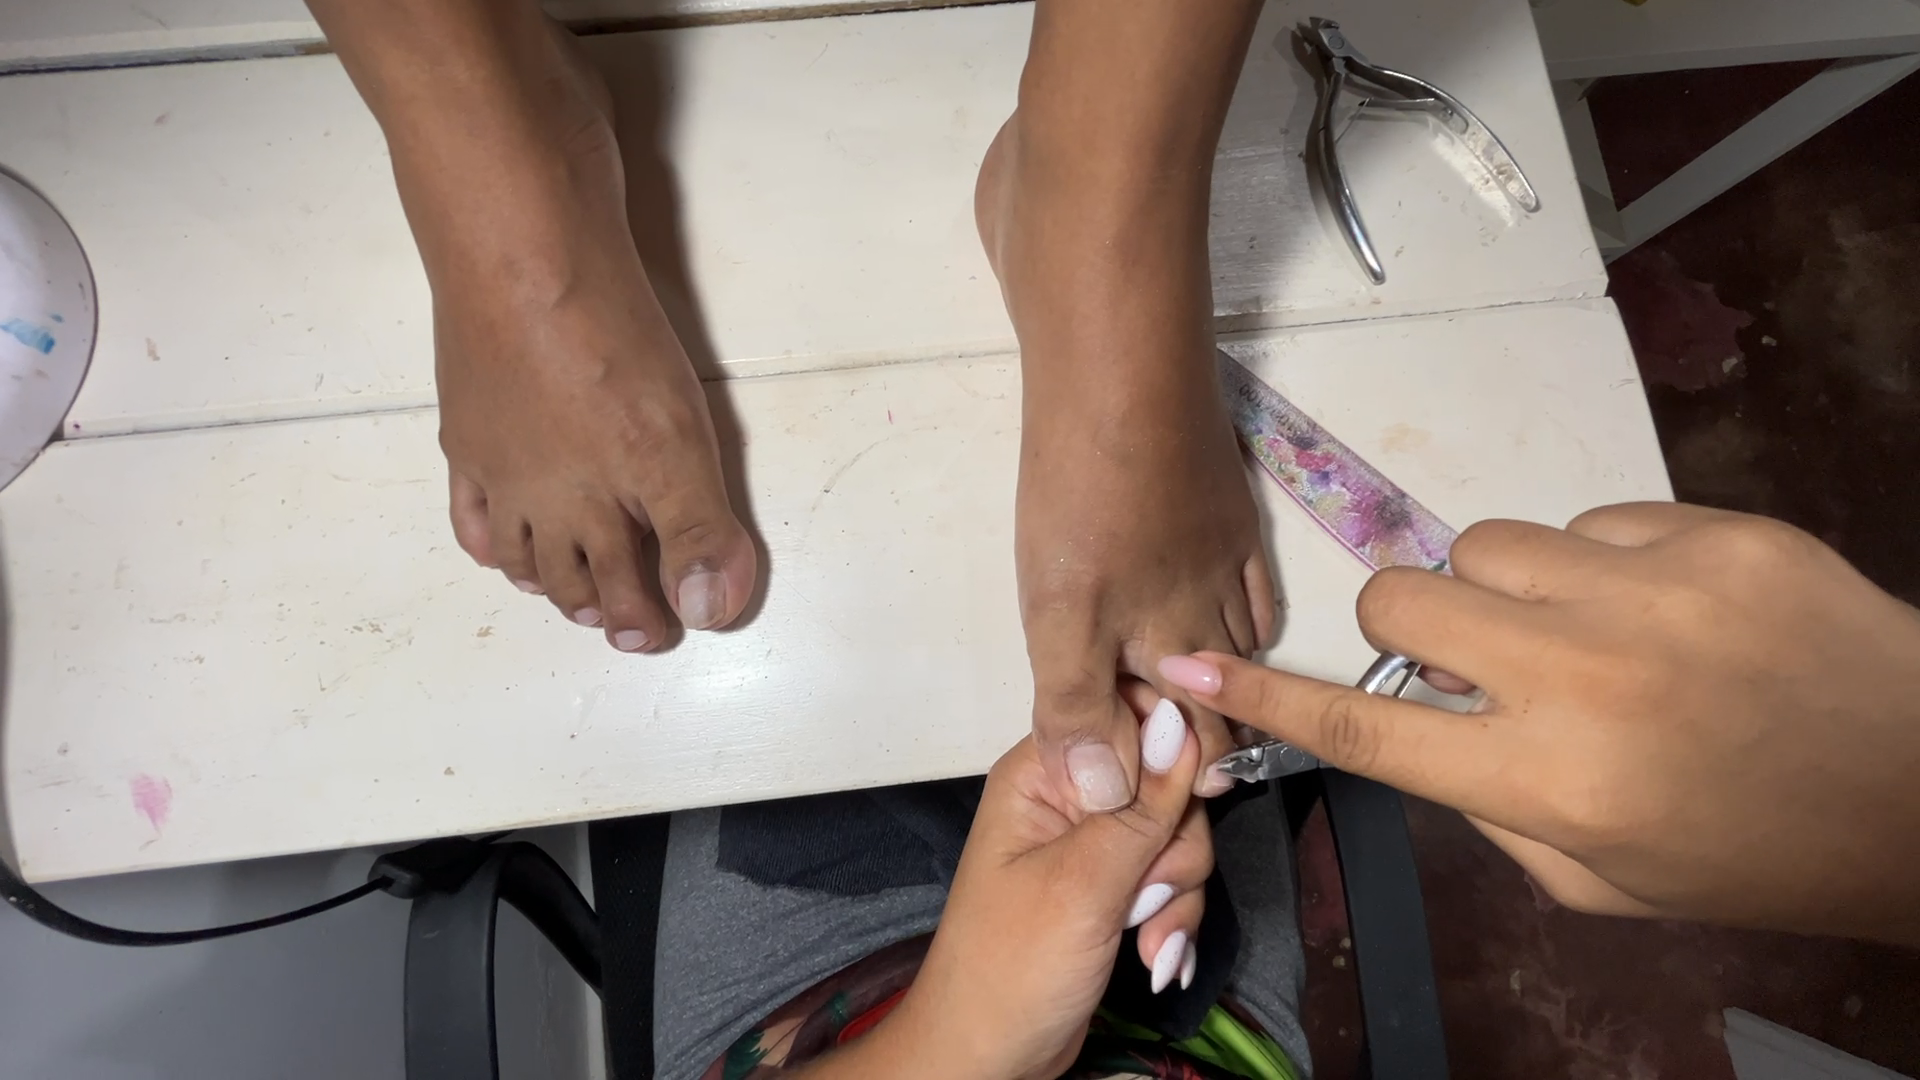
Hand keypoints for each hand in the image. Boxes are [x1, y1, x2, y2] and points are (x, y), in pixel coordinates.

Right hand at [313, 1, 756, 651]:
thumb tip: (709, 616)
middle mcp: (539, 500)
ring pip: (520, 550)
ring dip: (548, 582)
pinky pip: (470, 507)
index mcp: (597, 509)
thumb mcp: (681, 448)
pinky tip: (498, 547)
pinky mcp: (467, 424)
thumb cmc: (613, 353)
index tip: (662, 637)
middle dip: (603, 608)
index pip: (623, 589)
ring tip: (571, 596)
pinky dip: (489, 540)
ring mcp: (496, 464)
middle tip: (625, 625)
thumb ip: (697, 532)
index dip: (645, 619)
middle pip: (570, 575)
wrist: (524, 255)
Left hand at [854, 699, 1208, 1079]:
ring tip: (1149, 944)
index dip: (1175, 749)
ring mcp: (1092, 838)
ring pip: (1175, 833)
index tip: (1201, 797)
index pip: (1127, 717)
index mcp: (1046, 769)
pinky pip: (1168, 874)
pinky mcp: (1113, 879)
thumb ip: (1141, 806)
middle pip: (1164, 782)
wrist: (989, 1055)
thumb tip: (1182, 717)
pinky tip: (1159, 959)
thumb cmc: (1015, 962)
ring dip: (1176, 894)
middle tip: (1148, 899)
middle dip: (1174, 848)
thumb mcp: (1084, 882)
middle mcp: (1071, 792)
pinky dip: (1173, 916)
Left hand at [973, 0, 1270, 808]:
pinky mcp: (1187, 468)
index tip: (1155, 816)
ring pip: (1217, 615)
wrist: (1106, 326)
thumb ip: (1081, 700)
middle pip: (1217, 683)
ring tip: (1178, 706)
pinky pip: (1213, 550)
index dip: (1181, 783)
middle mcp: (1209, 582)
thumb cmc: (1081, 477)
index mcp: (1180, 625)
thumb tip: (1111, 803)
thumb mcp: (1063, 604)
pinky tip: (1189, 589)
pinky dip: (1206, 586)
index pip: (1204, 735)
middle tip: (1163, 774)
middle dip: (1190, 734)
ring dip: (1198, 662)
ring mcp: (1206, 520)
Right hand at [1160, 503, 1919, 945]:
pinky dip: (1594, 564)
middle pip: (1399, 595)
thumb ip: (1473, 789)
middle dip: (1411, 622)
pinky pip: (1582, 523)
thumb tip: (1416, 697)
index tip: (1187, 665)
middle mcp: (1585, 677)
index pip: (1361, 729)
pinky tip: (1662, 605)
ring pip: (1481, 546)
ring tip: (1581, 628)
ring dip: (1503, 591)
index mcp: (1549, 776)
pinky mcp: (1716, 533)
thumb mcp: (1582, 871)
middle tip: (1471, 655)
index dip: (1263, 695)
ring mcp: (1655, 591)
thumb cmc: (1738, 853)